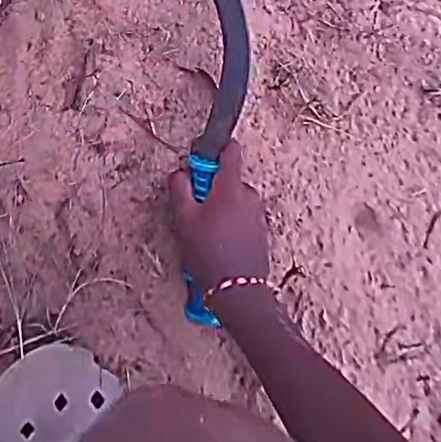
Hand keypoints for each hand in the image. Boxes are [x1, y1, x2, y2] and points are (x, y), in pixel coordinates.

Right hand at [168, 140, 270, 290]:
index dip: (213, 149)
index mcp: (231, 187)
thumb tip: (180, 173)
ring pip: (233, 198)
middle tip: (194, 207)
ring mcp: (257, 214)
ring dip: (219, 205)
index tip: (198, 160)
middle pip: (227, 178)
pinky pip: (241, 214)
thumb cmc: (208, 252)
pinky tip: (217, 240)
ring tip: (204, 229)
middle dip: (210, 186)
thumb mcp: (184, 217)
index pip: (230, 151)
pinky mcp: (260, 231)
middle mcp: (249, 196)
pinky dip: (228, 219)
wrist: (238, 292)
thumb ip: (180, 187)